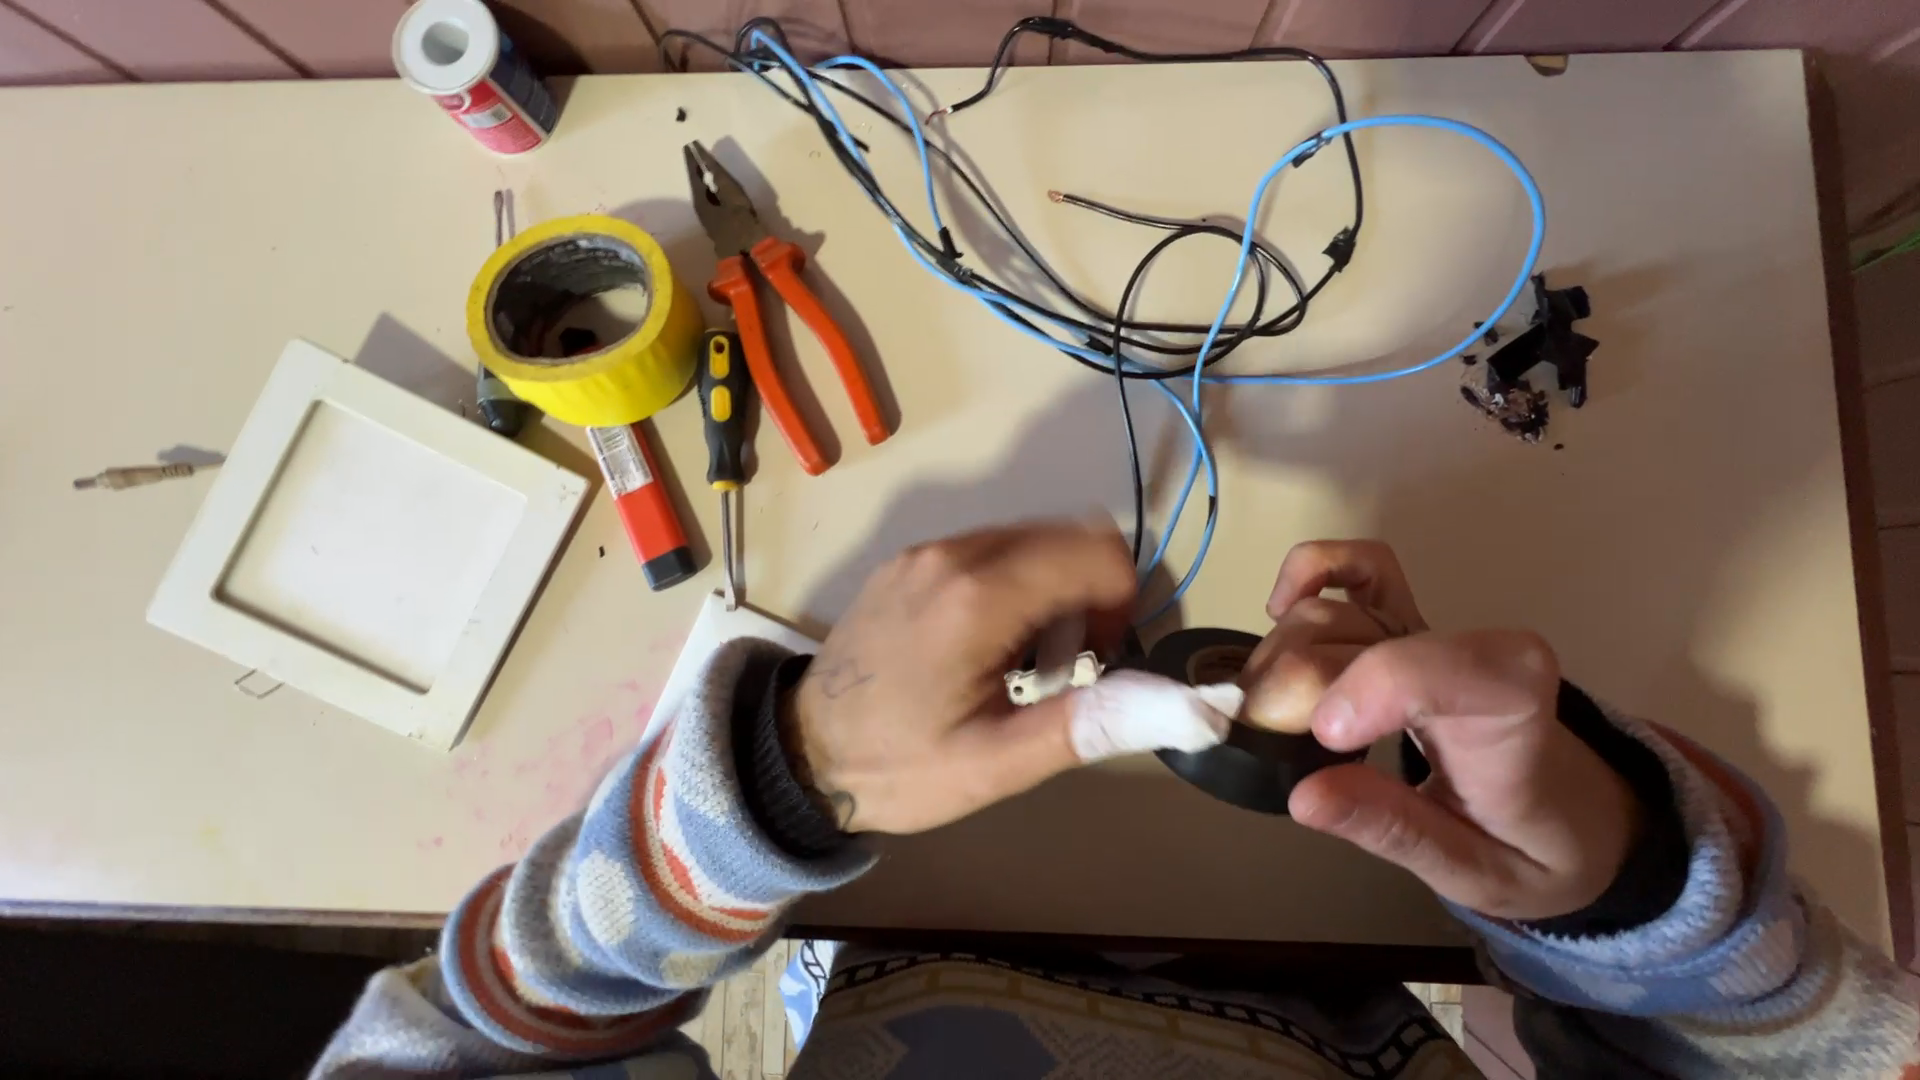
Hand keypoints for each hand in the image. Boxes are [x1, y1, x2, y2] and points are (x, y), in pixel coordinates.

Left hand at [785, 521, 1222, 835]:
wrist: (797, 753)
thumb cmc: (900, 766)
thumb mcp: (999, 762)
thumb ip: (1094, 722)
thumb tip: (1194, 707)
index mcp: (978, 596)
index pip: (1095, 553)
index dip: (1121, 602)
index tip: (1097, 659)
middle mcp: (952, 552)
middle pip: (1066, 535)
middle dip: (1090, 593)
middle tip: (1063, 664)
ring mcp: (924, 550)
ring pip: (1029, 537)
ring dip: (1052, 587)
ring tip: (1021, 658)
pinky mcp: (907, 559)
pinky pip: (986, 546)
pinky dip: (1012, 580)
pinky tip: (984, 640)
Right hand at [1249, 541, 1639, 920]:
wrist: (1571, 810)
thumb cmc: (1529, 844)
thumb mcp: (1473, 870)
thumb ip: (1393, 830)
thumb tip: (1302, 796)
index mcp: (1508, 726)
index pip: (1456, 668)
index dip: (1379, 683)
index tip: (1326, 737)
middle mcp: (1467, 658)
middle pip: (1351, 643)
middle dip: (1288, 692)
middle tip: (1266, 747)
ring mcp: (1428, 633)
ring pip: (1330, 613)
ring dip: (1276, 658)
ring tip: (1264, 714)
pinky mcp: (1403, 621)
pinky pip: (1360, 567)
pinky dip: (1312, 570)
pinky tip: (1279, 609)